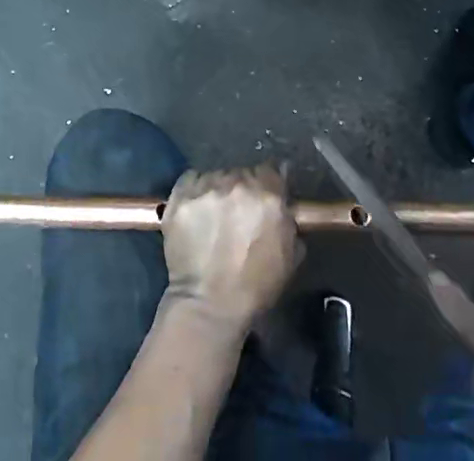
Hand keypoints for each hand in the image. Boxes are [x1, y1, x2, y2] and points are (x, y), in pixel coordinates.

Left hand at [161, 165, 299, 330]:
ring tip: (214, 213)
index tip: (265, 195)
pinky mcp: (181, 197)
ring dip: (218, 189)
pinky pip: (191, 179)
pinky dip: (194, 189)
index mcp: (269, 195)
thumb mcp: (291, 254)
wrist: (209, 305)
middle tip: (238, 211)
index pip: (272, 169)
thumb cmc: (255, 285)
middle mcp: (239, 184)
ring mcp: (207, 188)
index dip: (269, 183)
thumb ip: (290, 221)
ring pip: (216, 175)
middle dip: (243, 188)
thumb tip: (285, 207)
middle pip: (243, 172)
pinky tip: (196, 208)